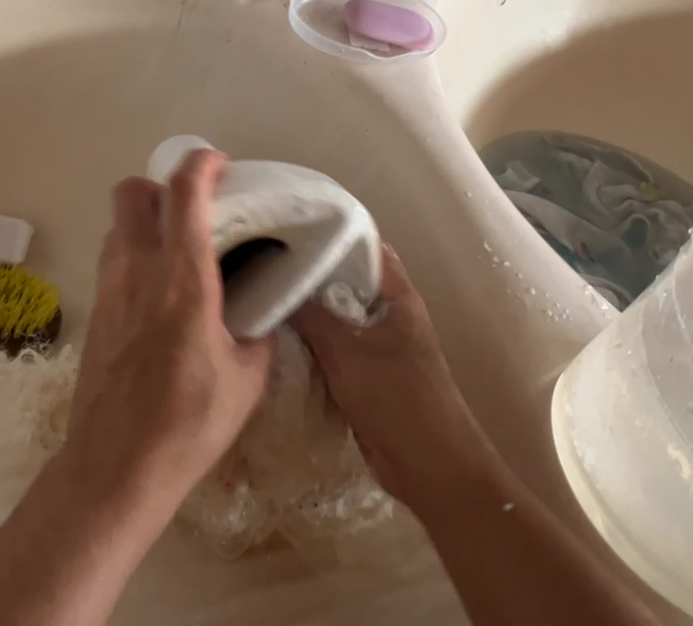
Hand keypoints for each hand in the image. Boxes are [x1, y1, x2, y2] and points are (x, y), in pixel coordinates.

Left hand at [59, 149, 275, 519]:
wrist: (116, 463)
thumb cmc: (189, 421)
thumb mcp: (247, 377)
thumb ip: (256, 332)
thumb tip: (260, 313)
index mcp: (182, 276)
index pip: (184, 192)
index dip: (201, 164)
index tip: (219, 164)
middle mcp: (137, 268)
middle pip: (132, 191)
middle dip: (162, 187)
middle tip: (195, 212)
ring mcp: (109, 287)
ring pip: (119, 224)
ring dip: (147, 221)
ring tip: (181, 252)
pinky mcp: (96, 310)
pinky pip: (114, 258)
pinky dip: (136, 254)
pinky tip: (160, 292)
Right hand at [288, 246, 496, 512]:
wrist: (429, 467)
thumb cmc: (396, 399)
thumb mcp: (346, 351)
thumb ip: (310, 315)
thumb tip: (273, 283)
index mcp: (397, 296)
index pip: (364, 246)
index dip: (331, 232)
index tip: (289, 225)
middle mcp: (389, 313)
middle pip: (346, 279)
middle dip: (310, 271)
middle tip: (264, 258)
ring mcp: (378, 344)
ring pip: (336, 314)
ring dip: (307, 308)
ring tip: (263, 290)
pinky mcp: (366, 372)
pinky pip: (333, 344)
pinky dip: (310, 339)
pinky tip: (277, 335)